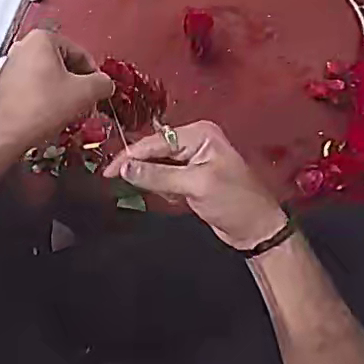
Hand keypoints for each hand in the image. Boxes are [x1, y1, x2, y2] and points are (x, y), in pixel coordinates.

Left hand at [0, 30, 114, 154]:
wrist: (6, 135)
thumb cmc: (42, 108)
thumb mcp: (84, 93)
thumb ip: (102, 83)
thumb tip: (106, 84)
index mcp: (42, 39)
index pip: (81, 54)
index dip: (93, 75)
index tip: (97, 92)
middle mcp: (24, 46)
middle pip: (64, 63)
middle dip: (77, 84)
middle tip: (85, 103)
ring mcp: (11, 64)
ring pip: (50, 76)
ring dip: (63, 92)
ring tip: (68, 111)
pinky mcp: (5, 83)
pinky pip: (35, 86)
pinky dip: (46, 97)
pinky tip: (50, 115)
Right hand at [105, 121, 286, 248]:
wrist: (256, 230)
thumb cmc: (234, 202)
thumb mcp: (195, 185)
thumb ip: (157, 175)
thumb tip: (124, 167)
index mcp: (200, 133)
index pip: (155, 141)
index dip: (129, 155)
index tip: (108, 171)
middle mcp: (195, 140)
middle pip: (154, 151)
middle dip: (142, 169)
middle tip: (119, 182)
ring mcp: (194, 158)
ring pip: (158, 166)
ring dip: (155, 182)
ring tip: (171, 196)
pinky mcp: (192, 176)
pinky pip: (165, 178)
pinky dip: (164, 189)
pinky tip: (177, 199)